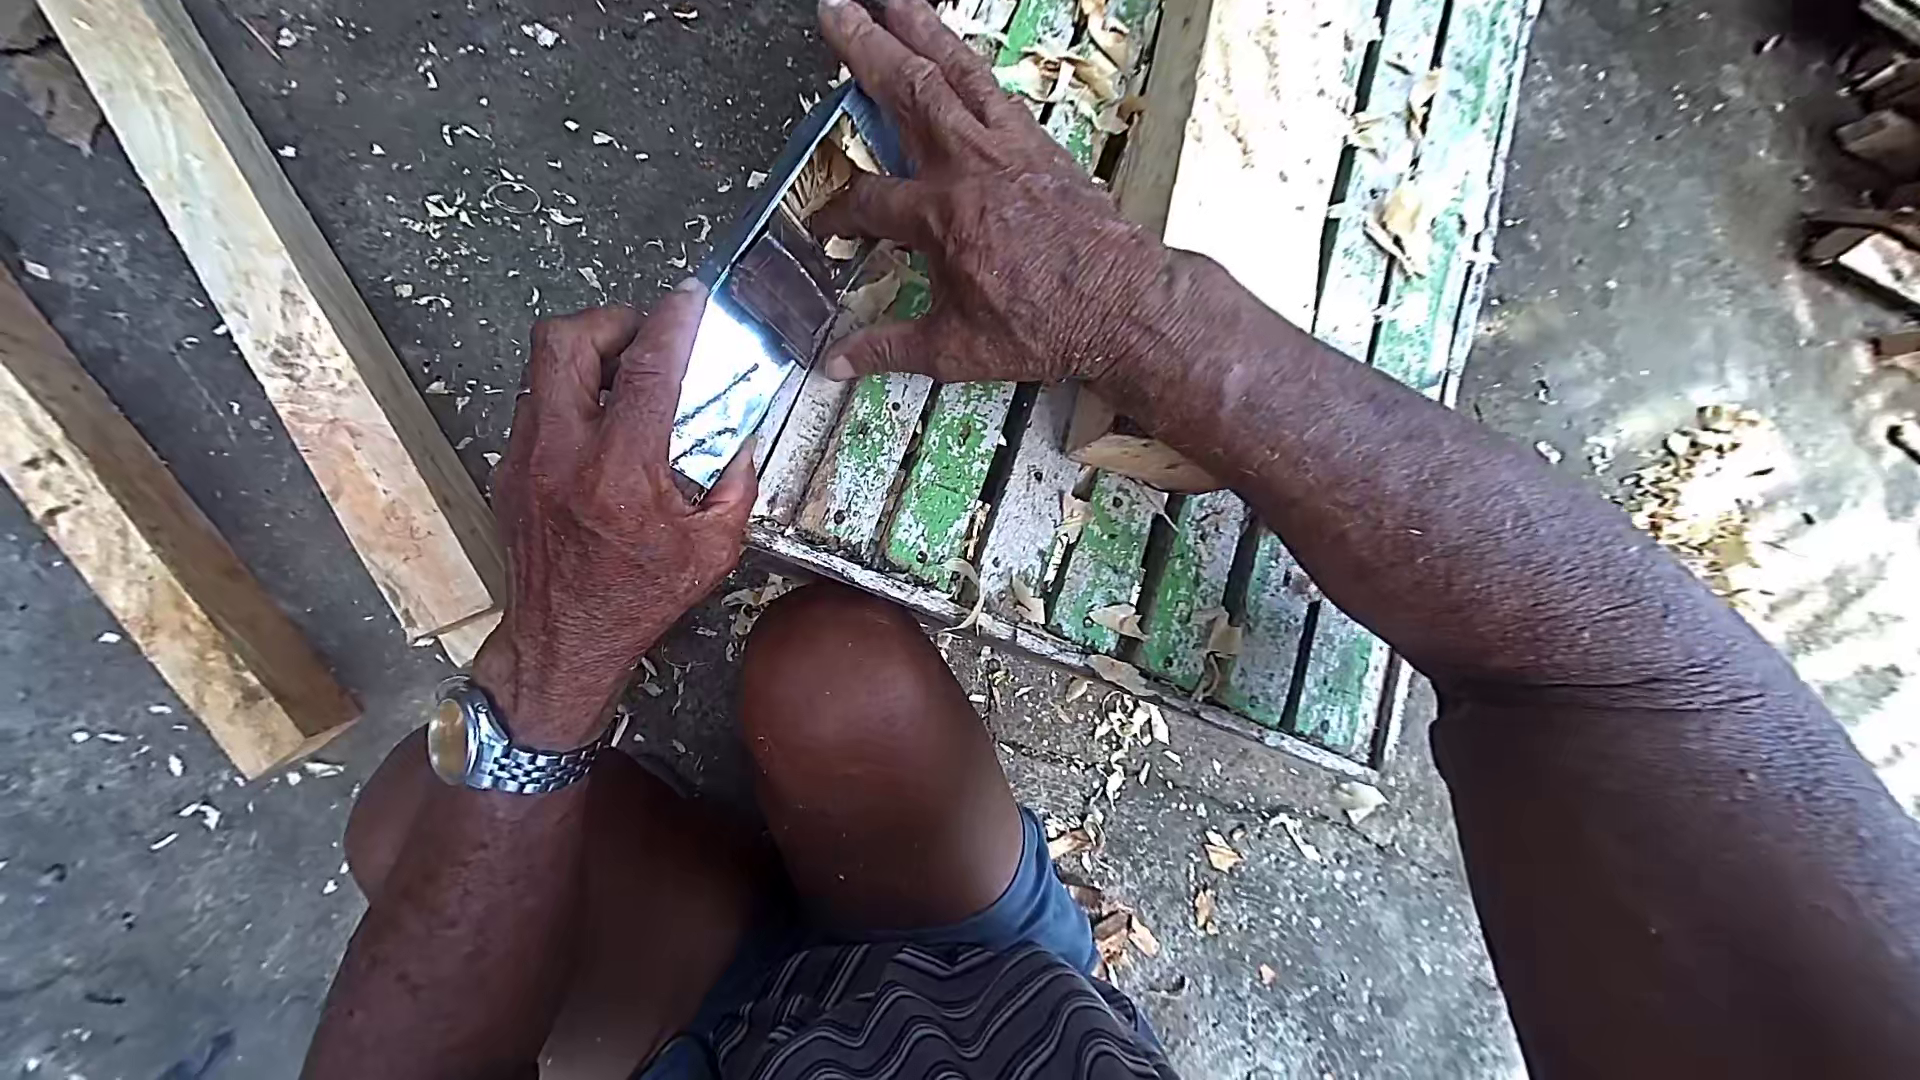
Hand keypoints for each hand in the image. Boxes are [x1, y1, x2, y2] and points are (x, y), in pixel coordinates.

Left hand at [471, 283, 756, 745]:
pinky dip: (575, 390)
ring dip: (589, 352)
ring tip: (630, 370)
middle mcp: (563, 453)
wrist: (566, 638)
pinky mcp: (511, 468)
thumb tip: (745, 443)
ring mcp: (526, 457)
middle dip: (611, 320)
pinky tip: (606, 418)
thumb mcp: (713, 551)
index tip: (689, 300)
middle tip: (647, 333)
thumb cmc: (640, 598)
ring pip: (541, 366)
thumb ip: (736, 489)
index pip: (649, 373)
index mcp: (622, 472)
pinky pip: (538, 401)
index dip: (673, 325)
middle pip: (564, 343)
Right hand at [812, 0, 1176, 385]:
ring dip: (918, 29)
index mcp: (941, 218)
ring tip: (890, 0)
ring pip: (954, 72)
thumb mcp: (954, 350)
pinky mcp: (1041, 146)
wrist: (1119, 306)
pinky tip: (960, 58)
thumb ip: (889, 348)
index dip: (838, 213)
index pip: (868, 203)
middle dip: (863, 48)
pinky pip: (998, 90)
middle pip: (905, 92)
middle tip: (835, 12)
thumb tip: (836, 363)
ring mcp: (1009, 149)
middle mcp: (970, 168)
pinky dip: (972, 66)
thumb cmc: (1043, 327)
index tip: (827, 224)